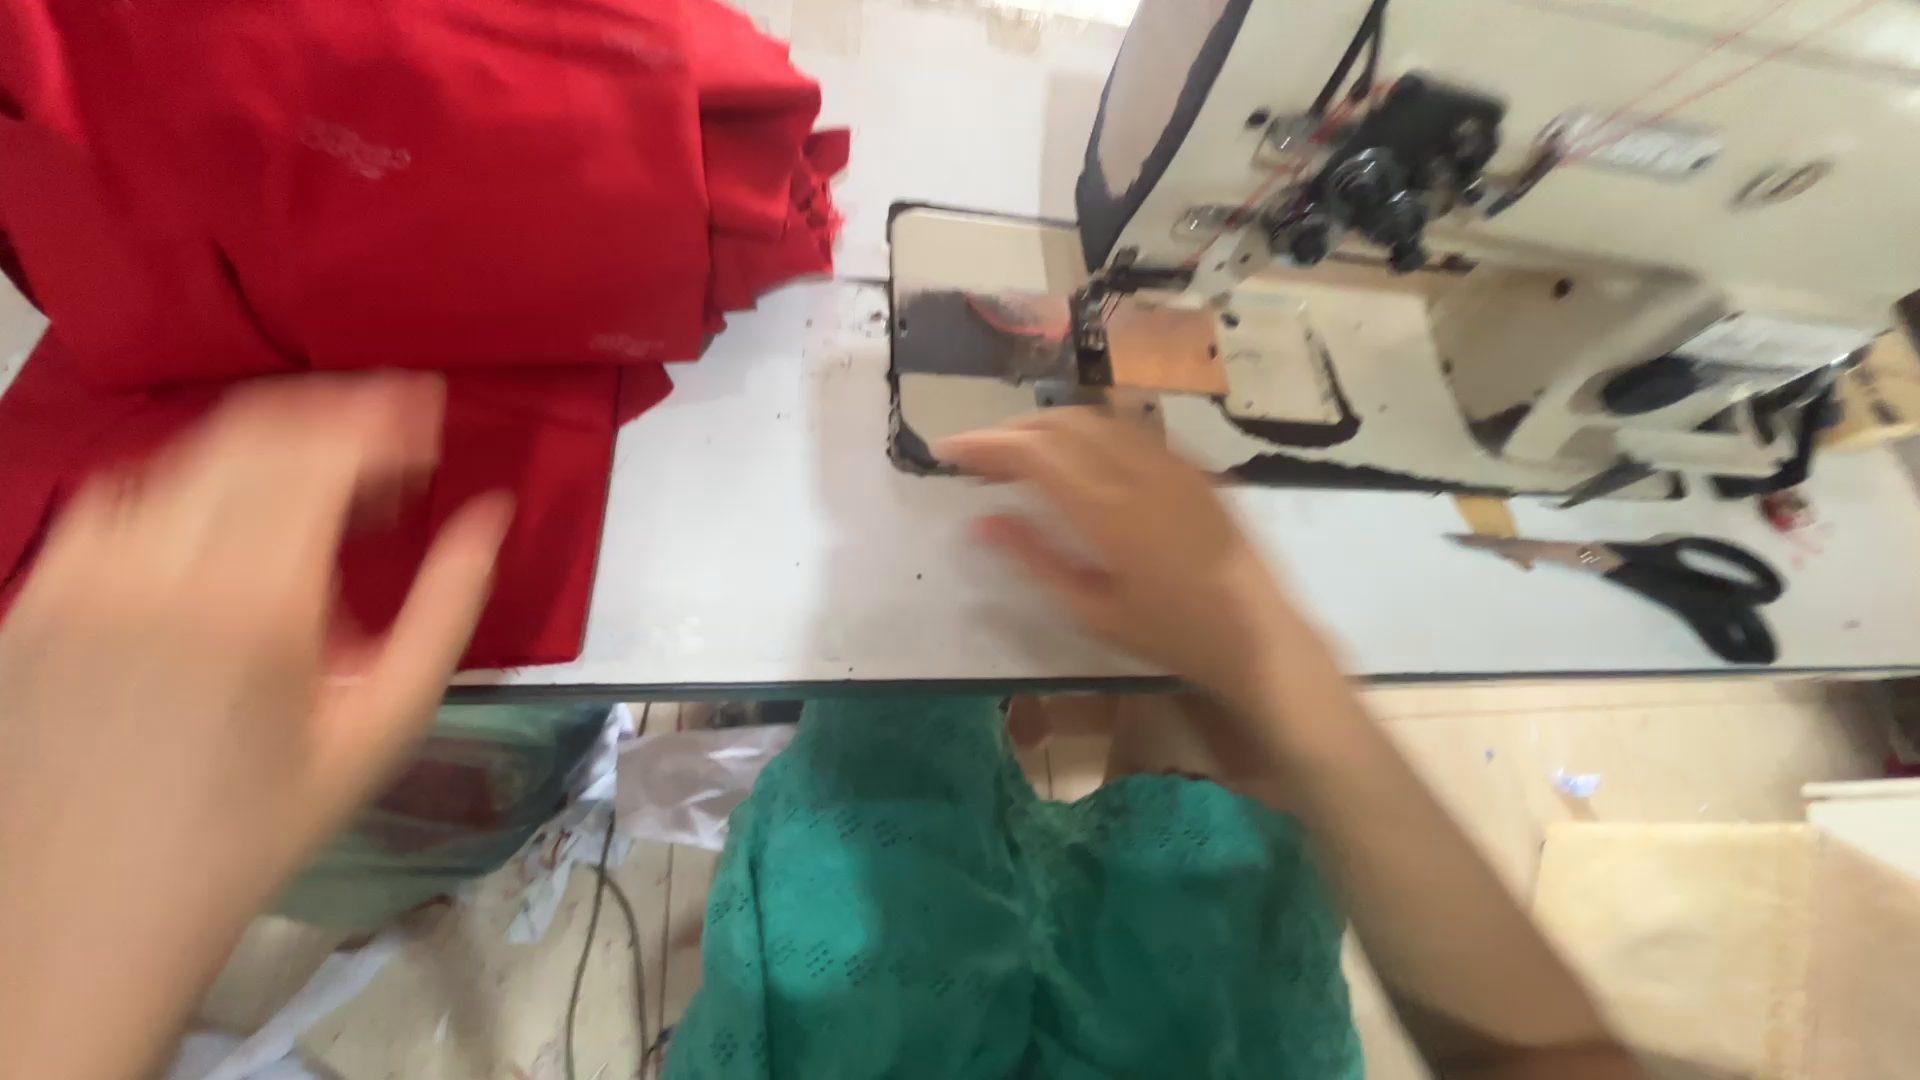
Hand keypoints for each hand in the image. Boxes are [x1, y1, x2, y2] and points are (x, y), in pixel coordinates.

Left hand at [0, 373, 510, 1079]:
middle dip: (335, 413)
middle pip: (252, 441)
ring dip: (267, 440)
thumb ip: (450, 607)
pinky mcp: (38, 599)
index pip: (320, 462)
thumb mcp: (391, 719)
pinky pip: (118, 499)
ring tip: (329, 456)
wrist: (93, 906)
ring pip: (182, 459)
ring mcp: (81, 581)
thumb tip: (491, 517)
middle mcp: (157, 572)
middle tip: (397, 419)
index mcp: (257, 604)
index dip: (381, 420)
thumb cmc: (270, 816)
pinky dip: (192, 476)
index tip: (430, 409)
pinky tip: (232, 502)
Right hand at [937, 408, 1316, 710]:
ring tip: (1020, 454)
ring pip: (1096, 418)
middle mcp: (1140, 472)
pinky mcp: (1194, 466)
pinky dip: (1089, 432)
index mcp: (1108, 512)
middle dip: (1012, 431)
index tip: (949, 449)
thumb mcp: (1091, 609)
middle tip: (980, 458)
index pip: (1032, 453)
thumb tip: (981, 522)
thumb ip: (1033, 559)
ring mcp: (1172, 463)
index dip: (984, 445)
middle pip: (1061, 424)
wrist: (1257, 637)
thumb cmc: (1168, 634)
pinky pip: (1130, 429)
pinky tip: (1078, 457)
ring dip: (1048, 426)